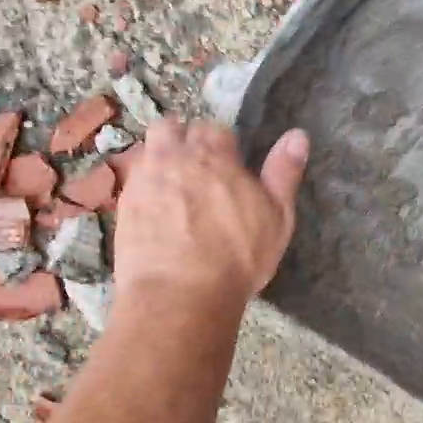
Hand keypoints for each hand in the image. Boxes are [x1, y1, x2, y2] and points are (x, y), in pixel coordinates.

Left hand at [113, 120, 308, 308]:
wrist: (180, 293)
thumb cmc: (239, 256)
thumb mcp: (277, 216)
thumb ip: (284, 172)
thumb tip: (298, 135)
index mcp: (214, 155)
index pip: (214, 128)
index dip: (224, 143)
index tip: (233, 162)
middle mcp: (173, 158)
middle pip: (174, 129)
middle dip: (187, 140)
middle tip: (202, 168)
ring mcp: (144, 180)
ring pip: (149, 149)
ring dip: (162, 156)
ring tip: (178, 183)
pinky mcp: (124, 205)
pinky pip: (135, 180)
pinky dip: (148, 184)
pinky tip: (161, 209)